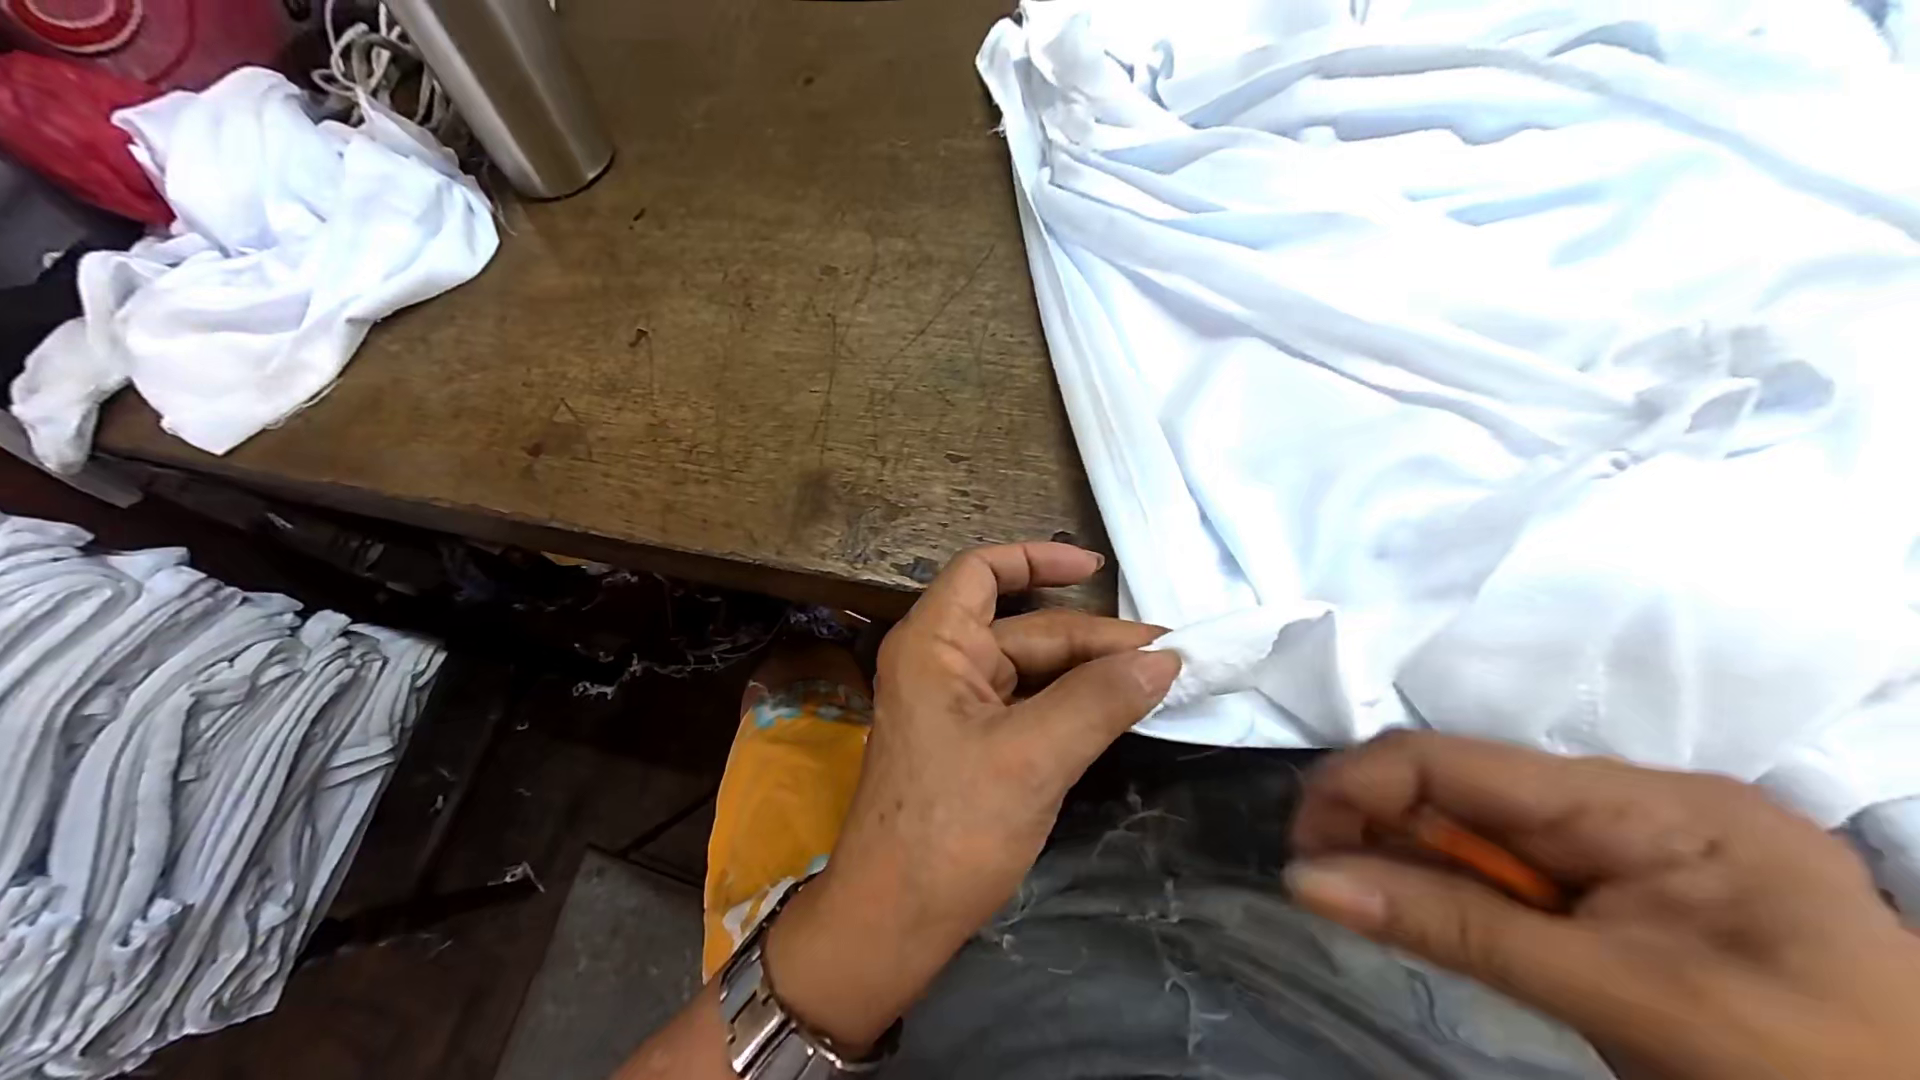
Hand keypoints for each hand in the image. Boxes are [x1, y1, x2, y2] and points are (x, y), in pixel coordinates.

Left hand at [766, 543, 1181, 1050]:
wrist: (893, 922)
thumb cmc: (950, 828)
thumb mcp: (1033, 756)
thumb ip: (1099, 699)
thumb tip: (1166, 659)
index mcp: (934, 644)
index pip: (982, 571)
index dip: (1037, 559)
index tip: (1095, 567)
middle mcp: (941, 663)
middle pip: (1025, 628)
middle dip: (1093, 639)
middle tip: (1168, 654)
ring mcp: (956, 706)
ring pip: (1033, 671)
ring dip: (1090, 673)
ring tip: (1158, 678)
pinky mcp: (972, 744)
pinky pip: (1030, 706)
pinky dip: (1073, 704)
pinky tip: (1118, 709)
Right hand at [1288, 732, 1919, 1079]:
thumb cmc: (1829, 1076)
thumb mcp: (1634, 1001)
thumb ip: (1459, 929)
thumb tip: (1304, 881)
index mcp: (1647, 804)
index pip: (1456, 761)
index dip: (1357, 787)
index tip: (1300, 848)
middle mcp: (1625, 805)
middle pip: (1454, 790)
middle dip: (1375, 829)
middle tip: (1322, 886)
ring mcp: (1622, 847)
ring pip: (1467, 831)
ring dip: (1405, 864)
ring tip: (1364, 904)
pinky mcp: (1615, 891)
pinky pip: (1499, 872)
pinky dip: (1447, 893)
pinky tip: (1422, 914)